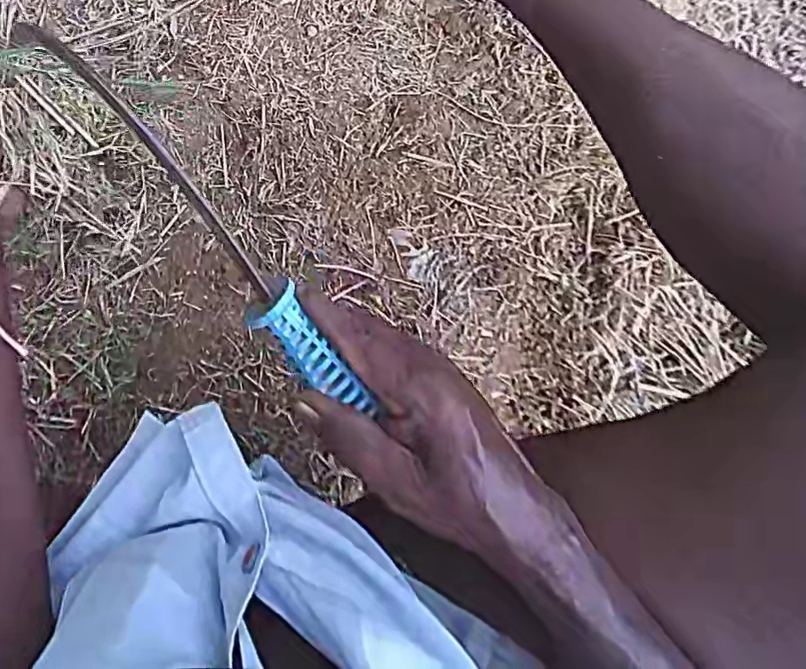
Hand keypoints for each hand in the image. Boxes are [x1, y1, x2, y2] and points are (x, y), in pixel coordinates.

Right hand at [295, 286, 571, 567]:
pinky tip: (348, 374)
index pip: (354, 338)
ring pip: (376, 335)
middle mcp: (427, 363)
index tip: (286, 293)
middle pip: (363, 328)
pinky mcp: (438, 373)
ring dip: (339, 337)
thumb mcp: (393, 481)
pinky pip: (390, 347)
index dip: (316, 314)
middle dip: (321, 322)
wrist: (520, 514)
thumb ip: (346, 434)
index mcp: (416, 386)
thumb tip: (303, 398)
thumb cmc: (459, 503)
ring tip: (310, 353)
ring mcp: (436, 364)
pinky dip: (359, 348)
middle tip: (286, 325)